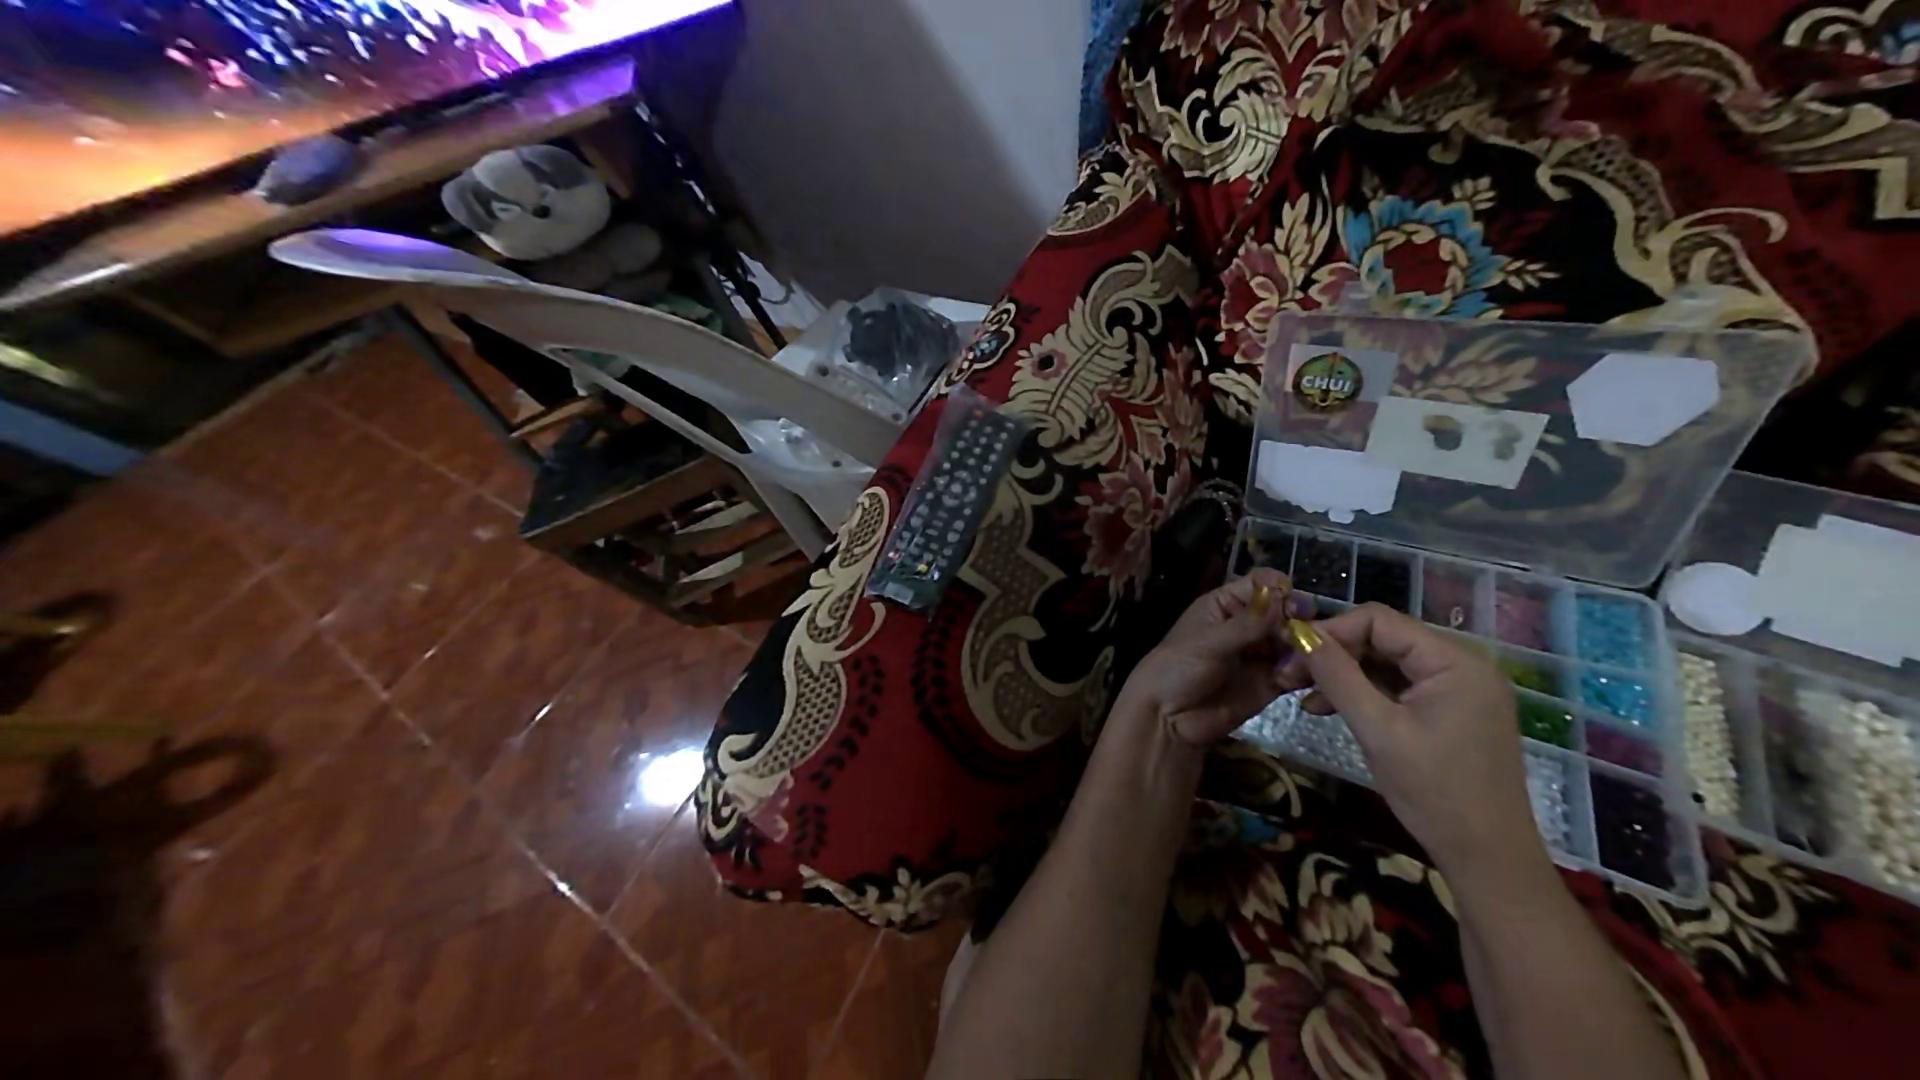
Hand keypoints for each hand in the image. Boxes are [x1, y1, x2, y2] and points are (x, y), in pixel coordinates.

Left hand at [1116, 568, 1309, 747]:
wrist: (1166, 718)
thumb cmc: (1176, 669)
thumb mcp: (1208, 643)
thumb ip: (1246, 624)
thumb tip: (1282, 599)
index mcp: (1225, 605)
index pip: (1260, 584)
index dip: (1278, 588)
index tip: (1292, 602)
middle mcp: (1247, 625)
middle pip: (1285, 611)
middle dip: (1297, 619)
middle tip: (1303, 633)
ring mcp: (1261, 653)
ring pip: (1295, 640)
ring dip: (1303, 647)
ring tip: (1300, 658)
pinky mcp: (1271, 682)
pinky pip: (1297, 670)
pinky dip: (1302, 671)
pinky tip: (1293, 678)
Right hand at [1282, 603, 1546, 876]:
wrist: (1488, 858)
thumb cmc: (1434, 792)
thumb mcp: (1377, 730)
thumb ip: (1337, 676)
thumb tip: (1301, 635)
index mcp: (1454, 662)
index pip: (1379, 620)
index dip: (1330, 631)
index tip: (1291, 654)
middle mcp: (1461, 664)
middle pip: (1382, 638)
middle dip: (1333, 654)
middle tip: (1288, 677)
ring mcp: (1457, 689)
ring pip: (1385, 662)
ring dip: (1342, 675)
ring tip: (1302, 696)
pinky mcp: (1449, 710)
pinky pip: (1397, 686)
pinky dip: (1362, 693)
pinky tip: (1328, 709)